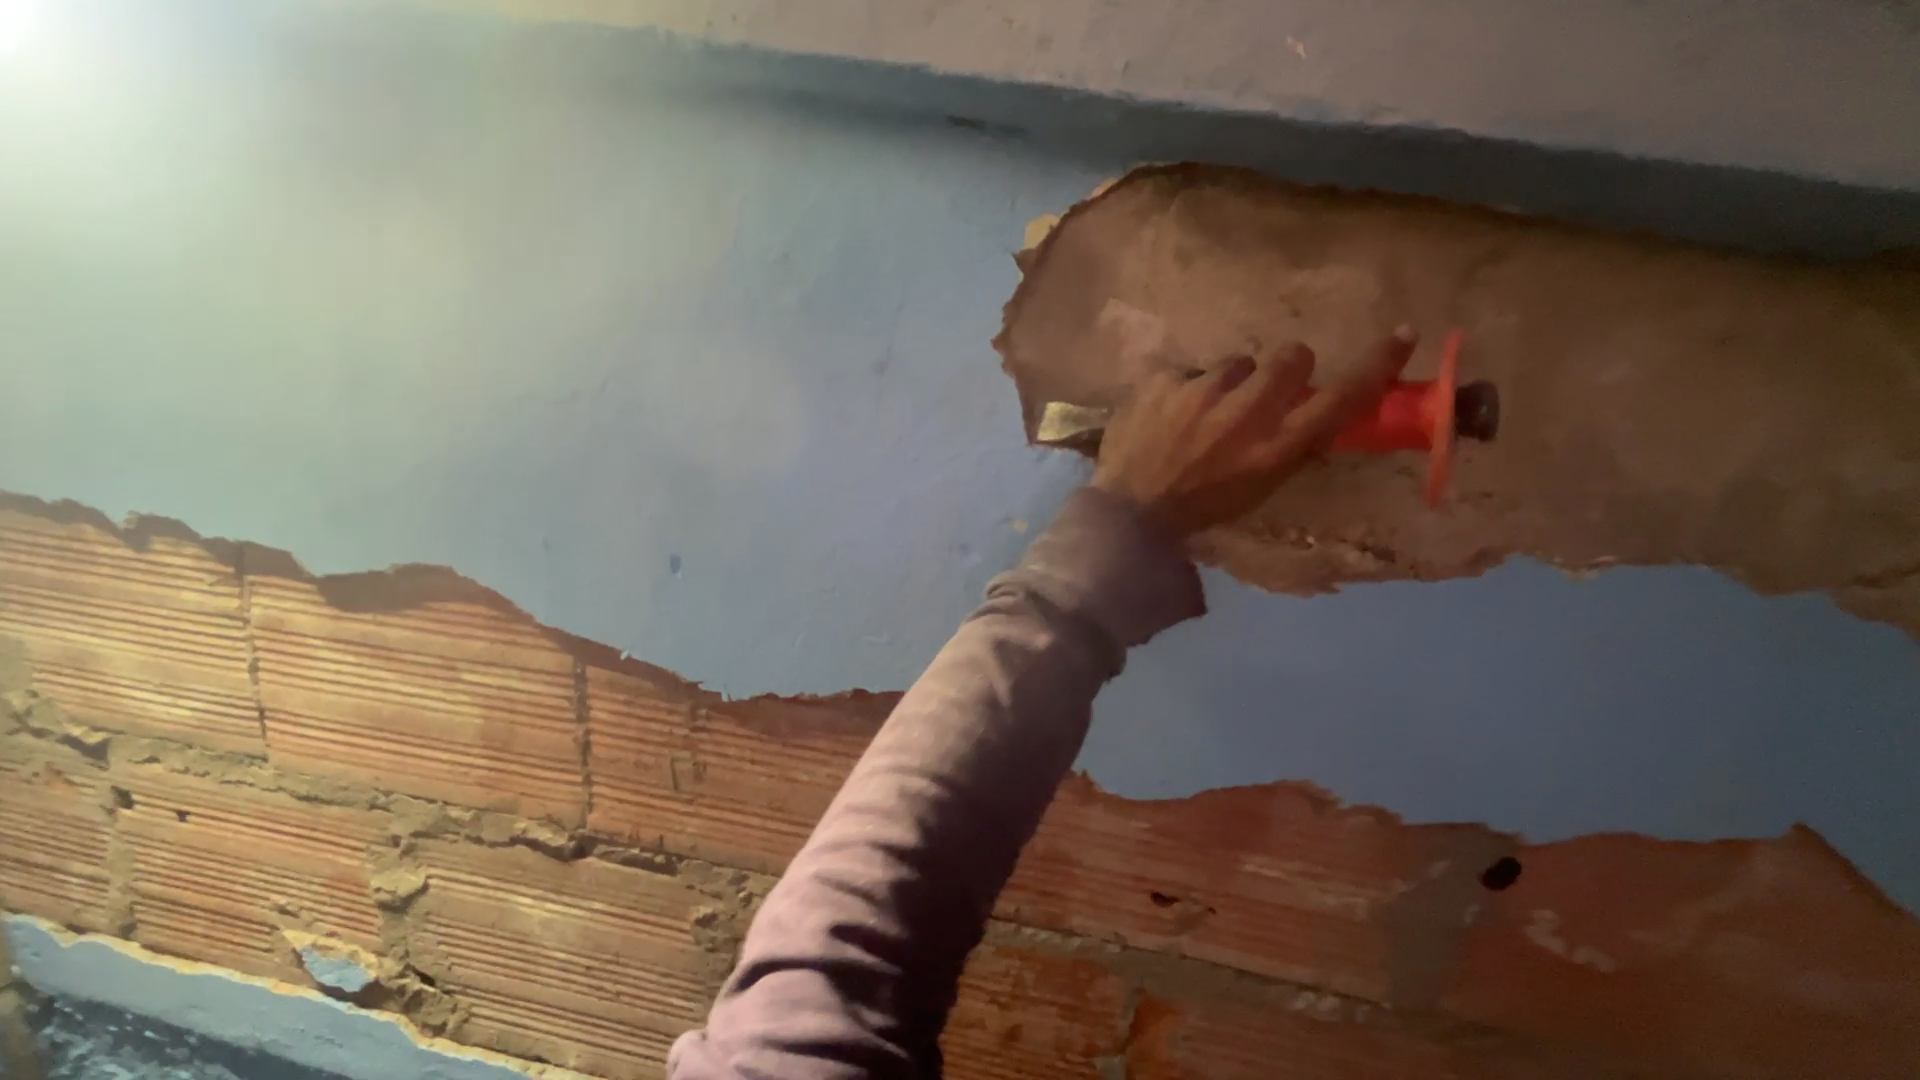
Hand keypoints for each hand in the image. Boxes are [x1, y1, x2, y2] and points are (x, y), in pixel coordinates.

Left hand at [1089, 328, 1417, 536]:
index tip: (1402, 335)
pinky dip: (1182, 390)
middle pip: (1290, 356)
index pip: (1340, 398)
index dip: (1376, 365)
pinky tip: (1167, 415)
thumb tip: (1315, 406)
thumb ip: (1290, 446)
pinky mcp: (1160, 381)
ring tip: (1203, 412)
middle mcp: (1243, 414)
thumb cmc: (1201, 510)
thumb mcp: (1260, 488)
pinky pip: (1186, 371)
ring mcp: (1198, 393)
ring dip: (1228, 382)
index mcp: (1274, 449)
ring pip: (1234, 362)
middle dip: (1285, 368)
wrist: (1130, 514)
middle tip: (1264, 391)